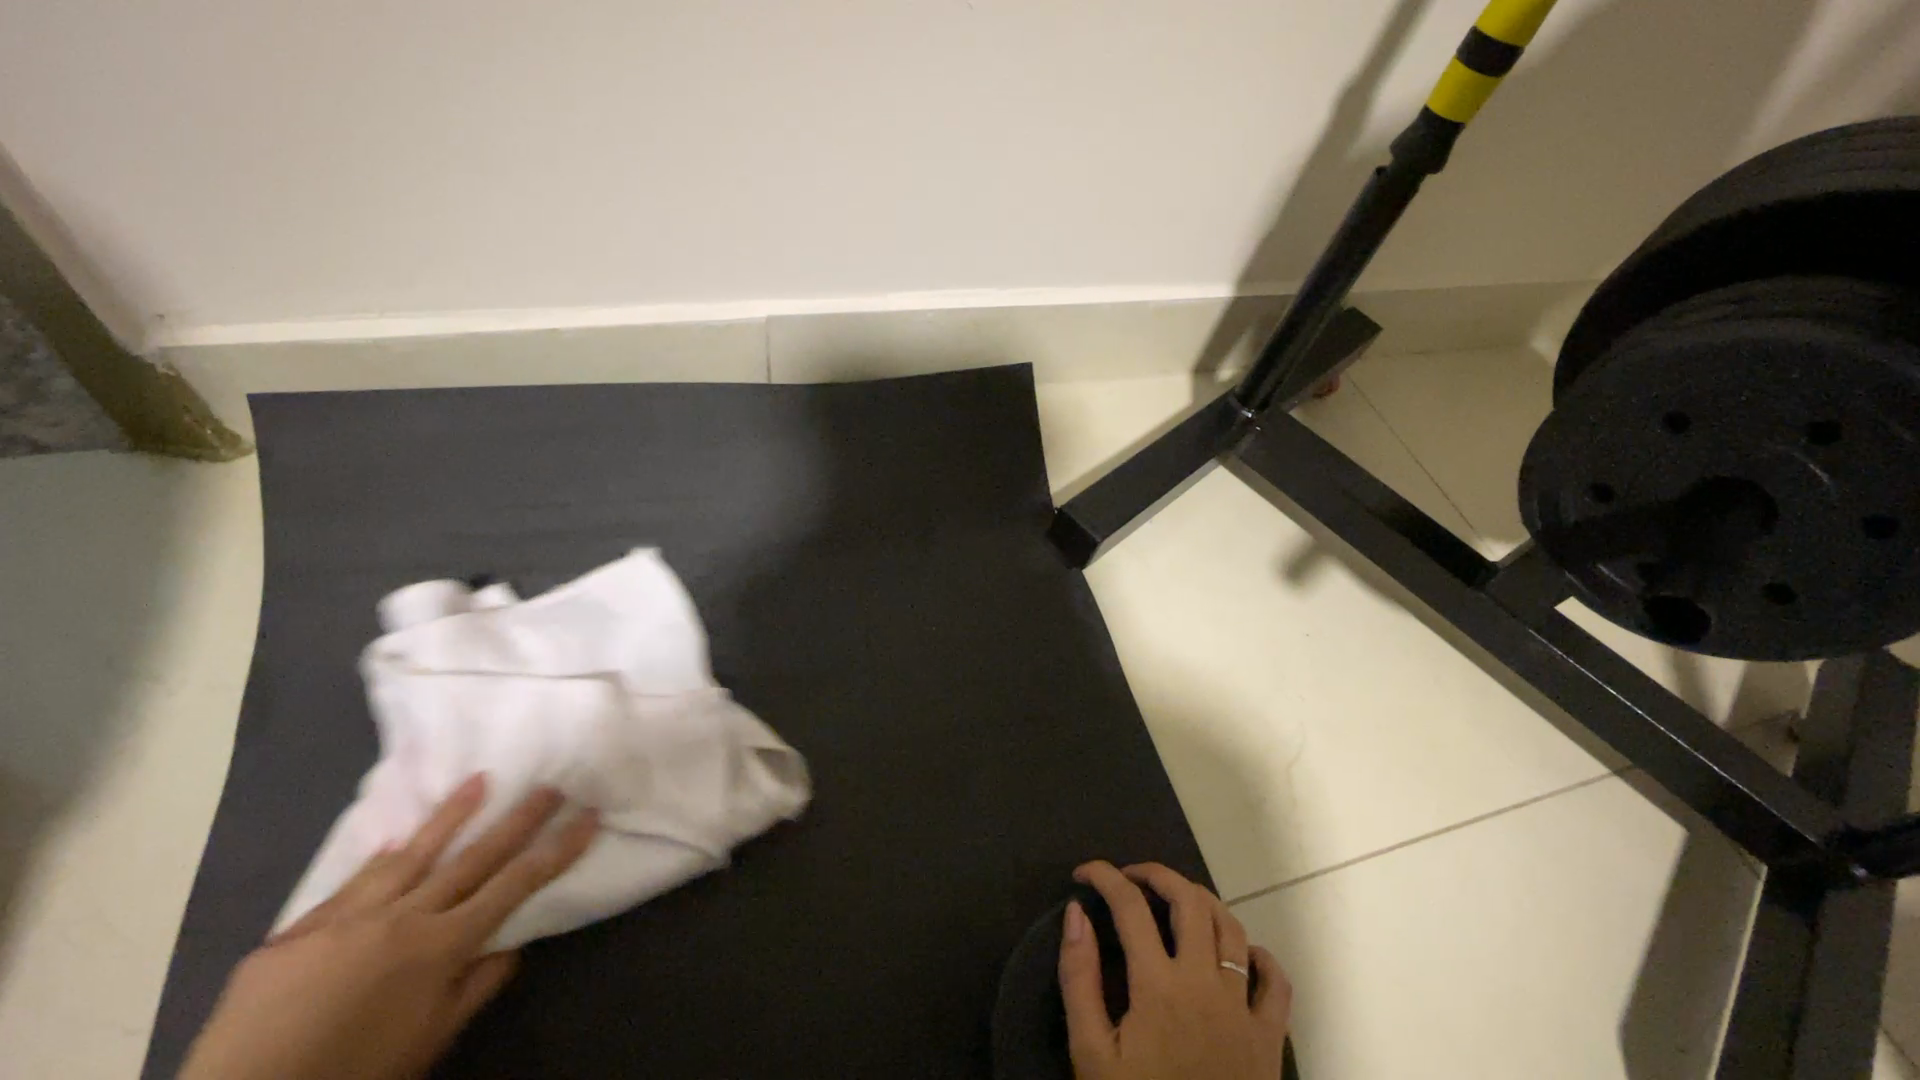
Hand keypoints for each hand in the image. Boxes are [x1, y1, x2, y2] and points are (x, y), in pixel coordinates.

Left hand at [179, 775, 599, 1079]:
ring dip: (450, 817)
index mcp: (439, 948)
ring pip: (410, 855)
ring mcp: (346, 917)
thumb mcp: (429, 1042)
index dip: (556, 849)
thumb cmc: (354, 1075)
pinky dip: (382, 862)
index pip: (514, 886)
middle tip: (549, 786)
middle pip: (472, 858)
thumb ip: (472, 988)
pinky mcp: (297, 930)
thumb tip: (508, 946)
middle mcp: (400, 919)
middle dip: (518, 820)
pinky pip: (352, 886)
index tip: (586, 817)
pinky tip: (395, 844)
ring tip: (479, 781)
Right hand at [1058, 861, 1290, 1079]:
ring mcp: (1243, 1007)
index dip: (1105, 878)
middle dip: (1157, 874)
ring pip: (1231, 927)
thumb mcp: (1090, 1052)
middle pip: (1189, 900)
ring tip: (1175, 901)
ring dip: (1202, 902)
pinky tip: (1238, 952)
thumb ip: (1079, 978)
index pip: (1130, 906)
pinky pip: (1275, 981)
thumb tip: (1077, 914)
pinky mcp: (1270, 1036)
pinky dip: (1257, 954)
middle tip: (1130, 877)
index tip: (1084, 873)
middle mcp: (1205, 982)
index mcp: (1158, 984)